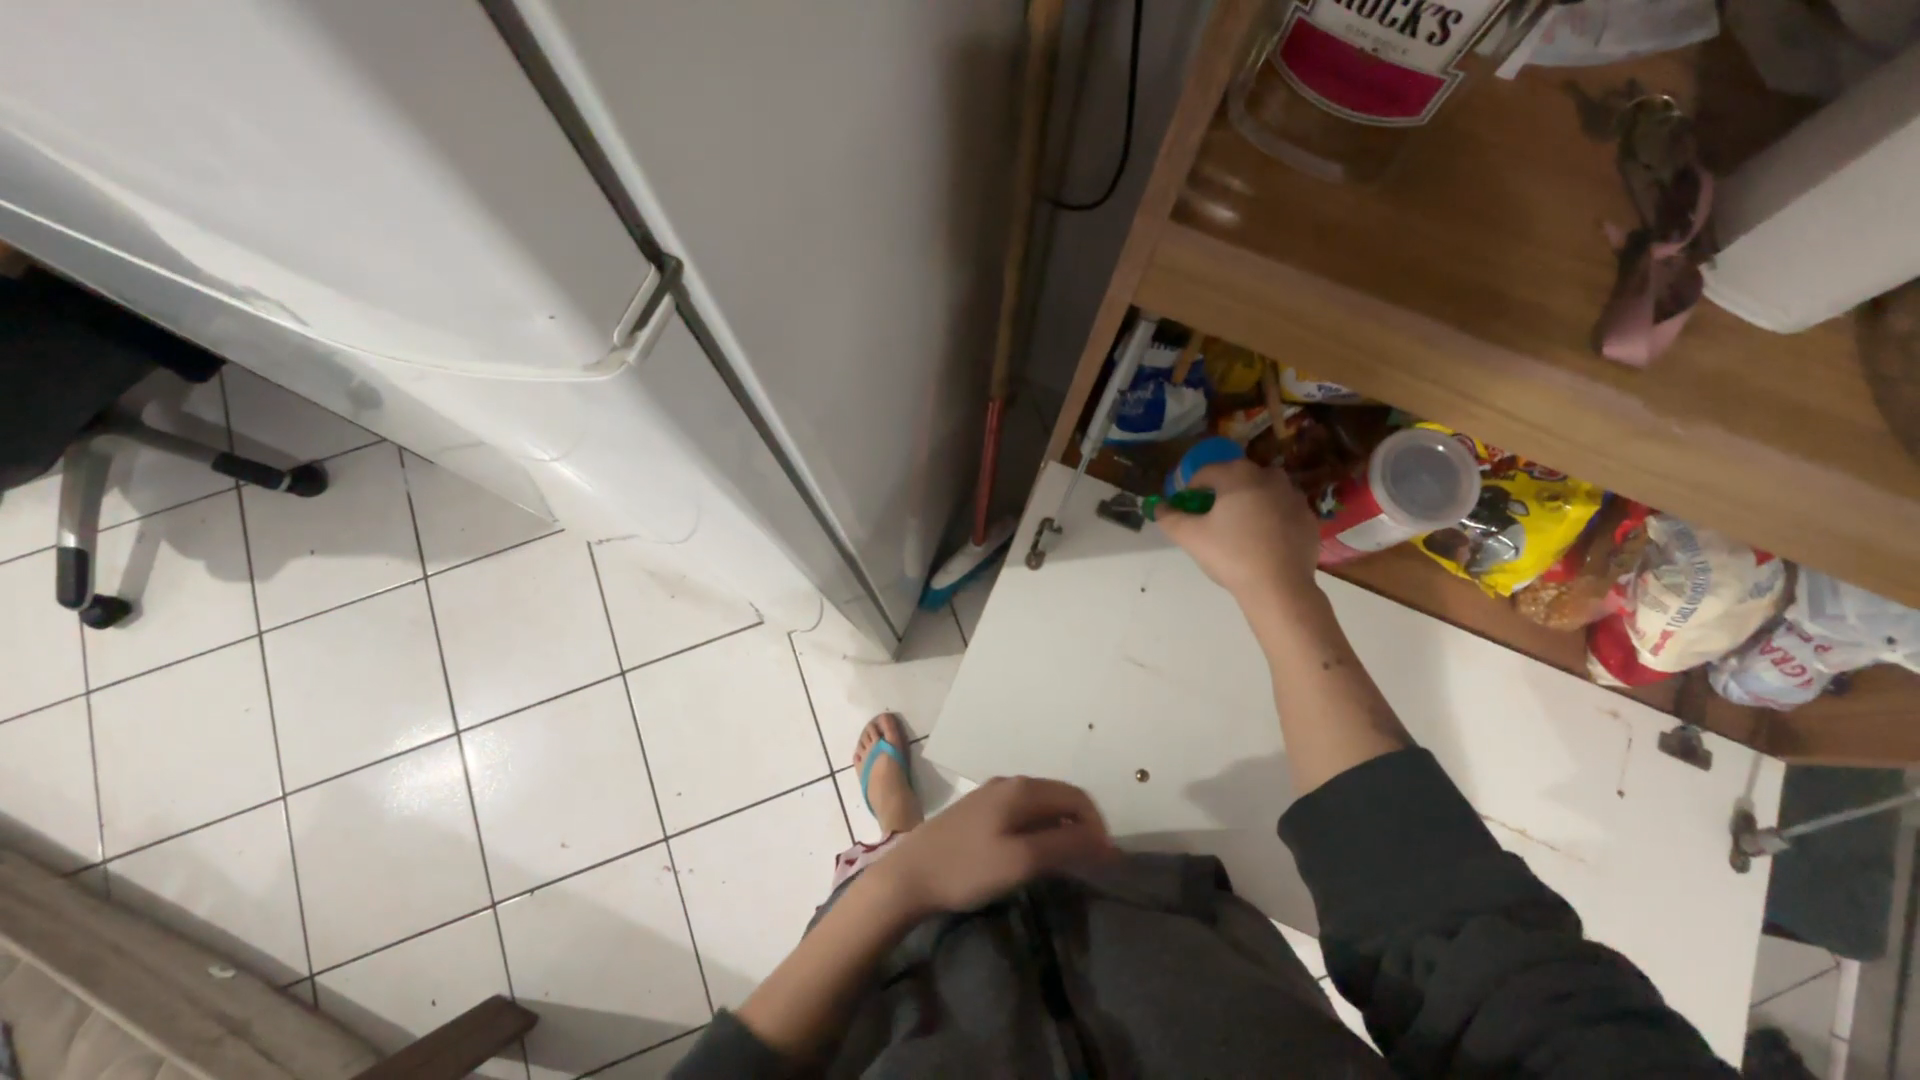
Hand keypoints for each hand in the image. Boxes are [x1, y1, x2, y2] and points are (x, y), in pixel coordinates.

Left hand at [867, 777, 1115, 919]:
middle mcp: (1009, 783)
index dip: (1097, 827)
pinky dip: (1039, 831)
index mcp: (1022, 789)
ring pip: (1040, 806)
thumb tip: (1106, 844)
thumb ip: (1065, 847)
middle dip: (1081, 827)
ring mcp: (990, 795)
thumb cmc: (967, 868)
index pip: (1077, 798)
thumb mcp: (1022, 860)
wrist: (907, 876)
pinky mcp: (976, 812)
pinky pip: (1021, 814)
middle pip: (1060, 798)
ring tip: (1065, 863)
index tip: (1104, 861)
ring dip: (1060, 830)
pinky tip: (1032, 855)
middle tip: (1089, 864)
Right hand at [1155, 459, 1319, 604]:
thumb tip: (1158, 506)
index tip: (1185, 509)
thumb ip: (1169, 517)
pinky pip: (1282, 510)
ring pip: (1263, 492)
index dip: (1190, 490)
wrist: (1280, 587)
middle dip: (1222, 493)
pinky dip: (1271, 518)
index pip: (1205, 473)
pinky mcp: (1309, 517)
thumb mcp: (1190, 537)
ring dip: (1249, 502)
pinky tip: (1263, 541)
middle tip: (1212, 519)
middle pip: (1236, 478)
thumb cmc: (1231, 555)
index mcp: (1238, 475)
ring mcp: (1294, 496)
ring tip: (1239, 529)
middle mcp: (1269, 476)